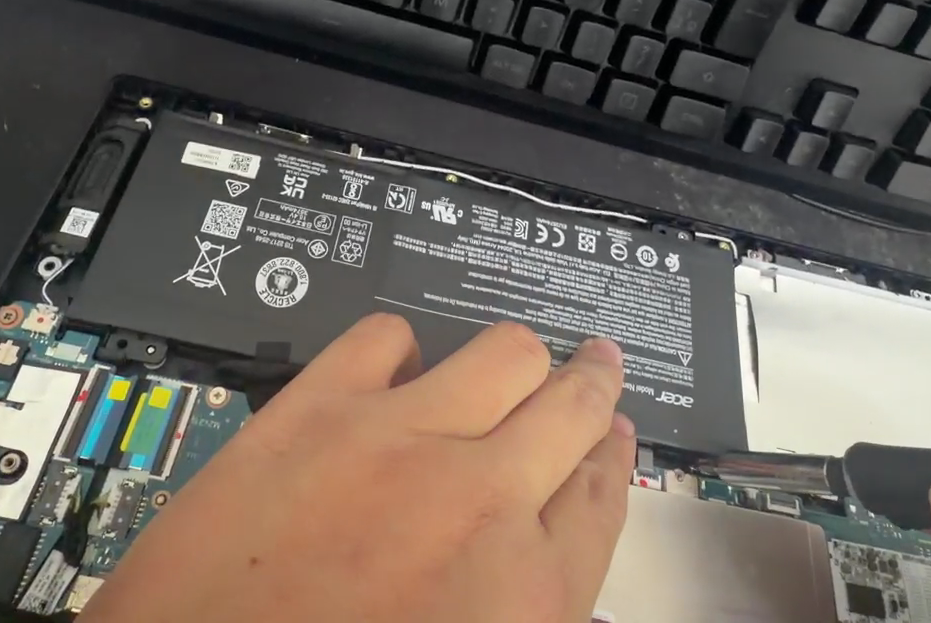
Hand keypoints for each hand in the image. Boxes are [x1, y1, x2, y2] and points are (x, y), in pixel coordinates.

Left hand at [81, 314, 635, 622]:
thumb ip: (526, 601)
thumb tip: (544, 541)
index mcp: (528, 594)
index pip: (600, 497)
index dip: (613, 457)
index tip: (614, 432)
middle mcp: (481, 498)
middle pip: (569, 405)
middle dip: (591, 383)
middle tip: (595, 366)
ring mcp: (399, 439)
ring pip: (503, 353)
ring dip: (518, 358)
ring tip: (516, 359)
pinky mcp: (317, 408)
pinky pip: (385, 335)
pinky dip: (399, 349)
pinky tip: (395, 371)